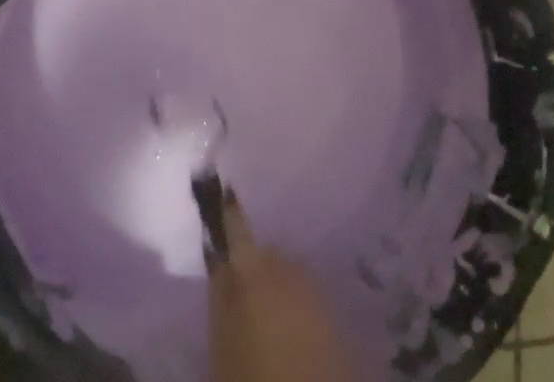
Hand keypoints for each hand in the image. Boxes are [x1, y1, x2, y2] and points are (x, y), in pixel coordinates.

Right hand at [209, 192, 356, 381]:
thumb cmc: (249, 370)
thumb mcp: (221, 335)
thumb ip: (221, 291)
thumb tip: (219, 256)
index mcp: (254, 270)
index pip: (238, 228)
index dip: (228, 209)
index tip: (224, 190)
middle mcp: (289, 269)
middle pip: (267, 252)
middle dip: (255, 261)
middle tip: (242, 286)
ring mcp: (315, 290)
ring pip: (290, 272)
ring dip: (278, 281)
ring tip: (266, 309)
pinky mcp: (334, 314)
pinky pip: (308, 294)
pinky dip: (297, 301)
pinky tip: (289, 324)